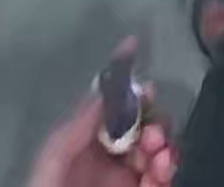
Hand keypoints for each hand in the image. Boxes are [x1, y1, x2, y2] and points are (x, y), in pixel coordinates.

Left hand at [26, 42, 175, 186]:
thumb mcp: (52, 165)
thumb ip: (76, 125)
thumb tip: (105, 84)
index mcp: (81, 145)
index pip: (106, 102)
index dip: (121, 75)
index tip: (134, 49)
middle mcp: (106, 158)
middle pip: (138, 121)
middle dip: (150, 115)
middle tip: (151, 127)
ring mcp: (126, 181)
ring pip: (155, 147)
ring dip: (163, 140)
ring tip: (160, 151)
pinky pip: (164, 177)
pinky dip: (170, 167)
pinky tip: (166, 167)